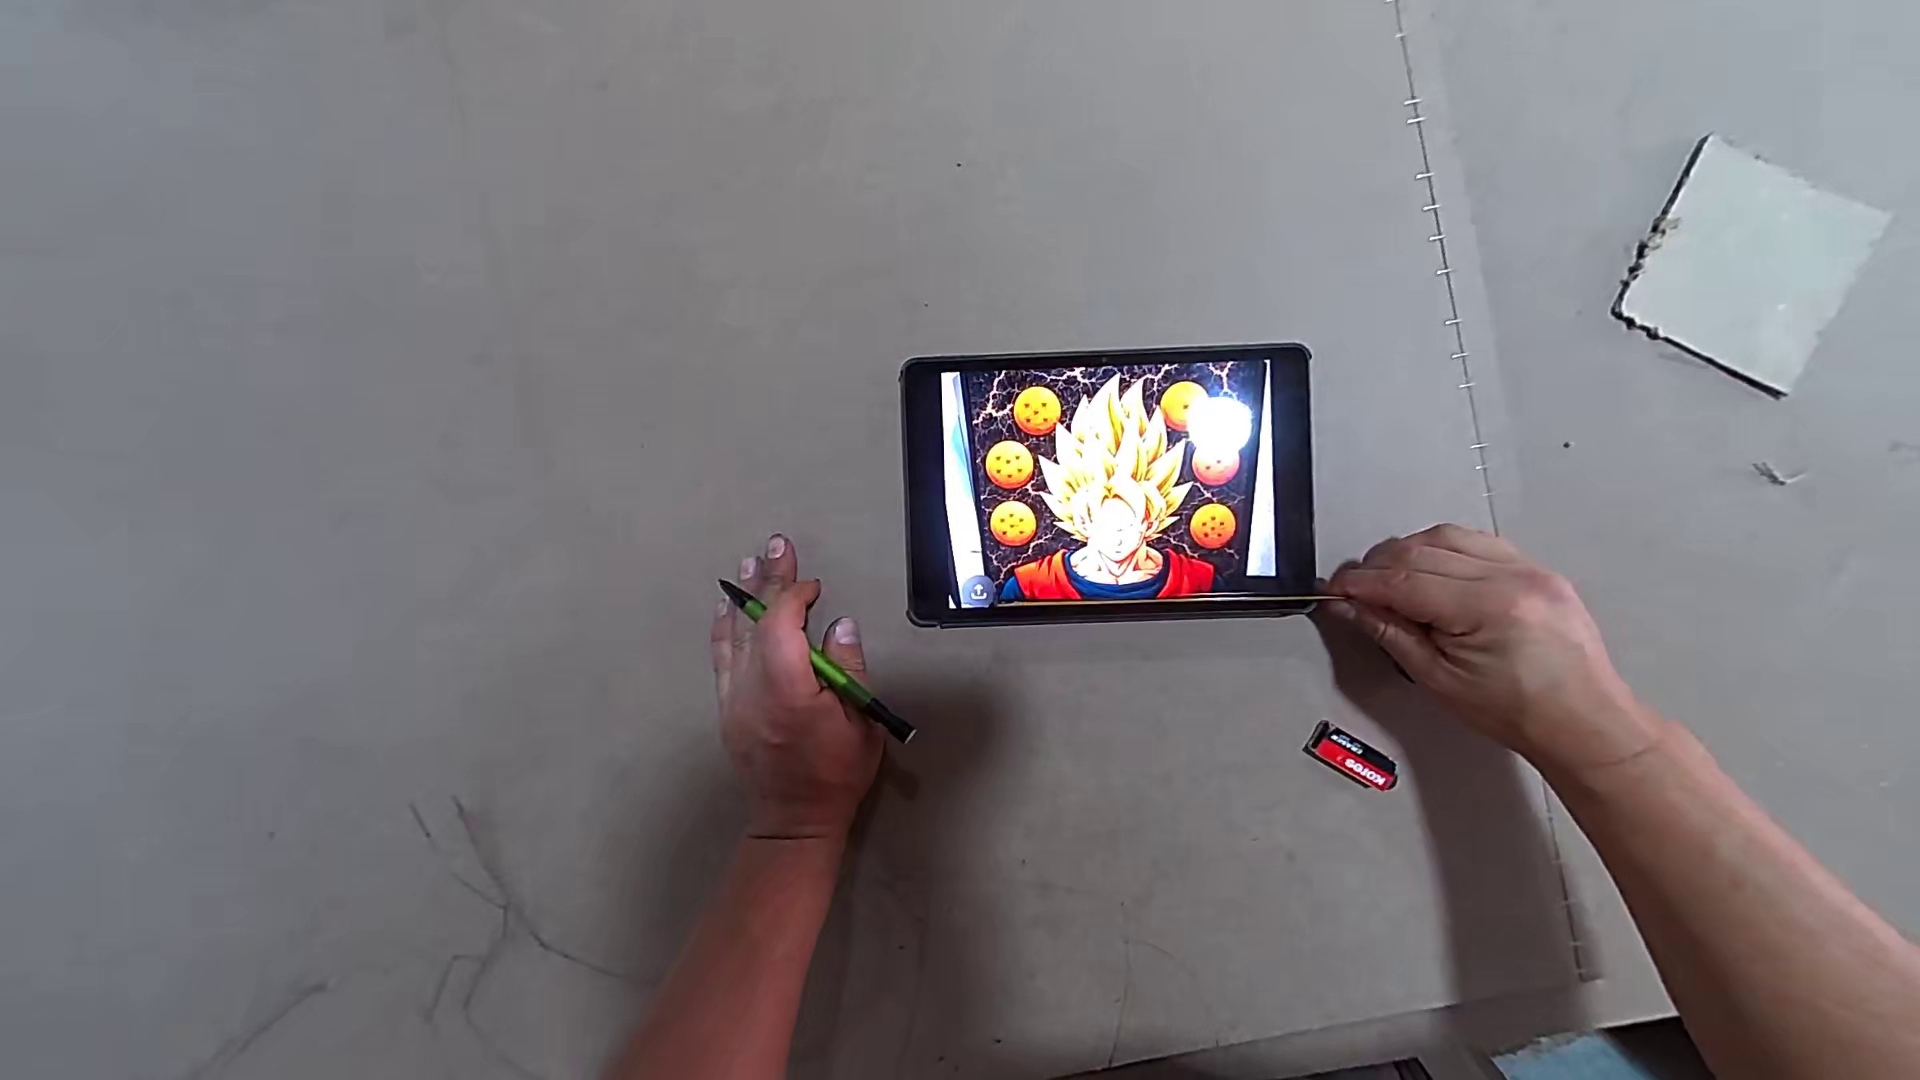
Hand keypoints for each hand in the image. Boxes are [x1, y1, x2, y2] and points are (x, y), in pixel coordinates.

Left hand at [710, 534, 883, 840]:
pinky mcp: (727, 709)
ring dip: (744, 597)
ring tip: (750, 564)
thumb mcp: (861, 723)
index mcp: (788, 693)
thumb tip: (840, 626)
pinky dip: (726, 628)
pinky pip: (722, 659)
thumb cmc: (836, 773)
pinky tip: (727, 608)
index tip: (814, 588)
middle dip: (769, 581)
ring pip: (733, 637)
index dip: (794, 598)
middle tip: (777, 545)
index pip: (782, 628)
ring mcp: (733, 700)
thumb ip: (849, 670)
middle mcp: (752, 691)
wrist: (793, 820)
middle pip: (756, 623)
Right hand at [1326, 524, 1667, 774]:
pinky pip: (1474, 541)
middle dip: (1375, 566)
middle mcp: (1513, 578)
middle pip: (1419, 551)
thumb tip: (1346, 605)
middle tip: (1352, 588)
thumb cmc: (1516, 711)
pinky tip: (1424, 569)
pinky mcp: (1534, 569)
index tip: (1333, 589)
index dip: (1358, 582)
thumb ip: (1386, 631)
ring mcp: (1529, 569)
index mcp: (1489, 608)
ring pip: (1444, 536)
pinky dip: (1439, 549)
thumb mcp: (1434, 676)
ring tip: (1385, 579)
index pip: (1403, 579)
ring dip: (1404, 552)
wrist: (1585, 723)